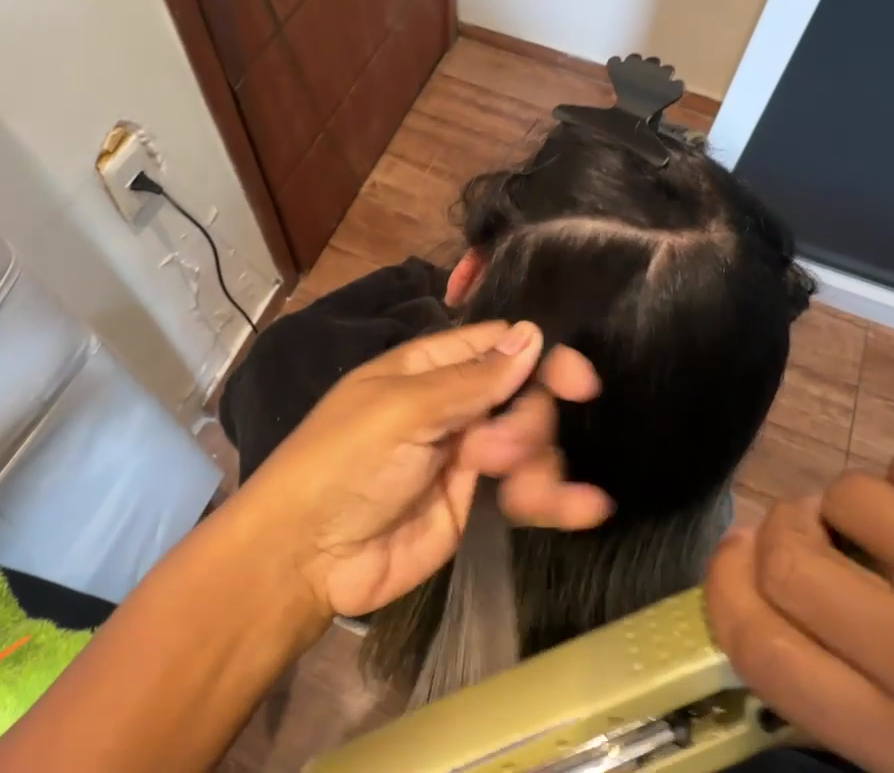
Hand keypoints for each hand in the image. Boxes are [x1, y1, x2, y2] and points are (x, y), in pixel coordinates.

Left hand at [238, 320, 612, 618]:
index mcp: (427, 368)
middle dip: (527, 422)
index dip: (539, 355)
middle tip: (498, 454)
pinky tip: (588, 507)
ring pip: (529, 443)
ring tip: (527, 495)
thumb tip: (533, 335)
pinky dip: (557, 497)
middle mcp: (451, 406)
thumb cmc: (343, 464)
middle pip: (520, 395)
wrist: (305, 559)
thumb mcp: (403, 412)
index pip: (495, 346)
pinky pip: (523, 490)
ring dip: (541, 464)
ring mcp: (463, 456)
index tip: (580, 382)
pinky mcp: (473, 504)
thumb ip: (472, 380)